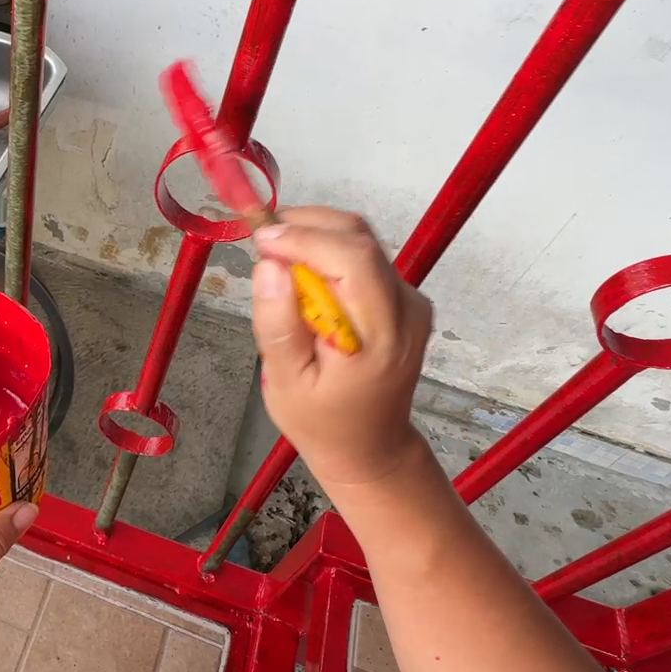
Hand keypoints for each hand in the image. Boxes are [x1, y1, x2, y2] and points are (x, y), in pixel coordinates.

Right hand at [251, 207, 434, 487]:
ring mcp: (410, 300)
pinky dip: (327, 249)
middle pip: (360, 239)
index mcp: (380, 335)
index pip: (352, 260)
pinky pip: (363, 256)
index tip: (260, 239)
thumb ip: (278, 324)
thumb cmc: (321, 421)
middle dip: (306, 225)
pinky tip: (298, 269)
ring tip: (274, 251)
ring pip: (362, 240)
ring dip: (315, 233)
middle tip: (261, 239)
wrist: (370, 446)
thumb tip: (269, 267)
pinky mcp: (403, 297)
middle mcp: (406, 309)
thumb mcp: (285, 382)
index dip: (304, 238)